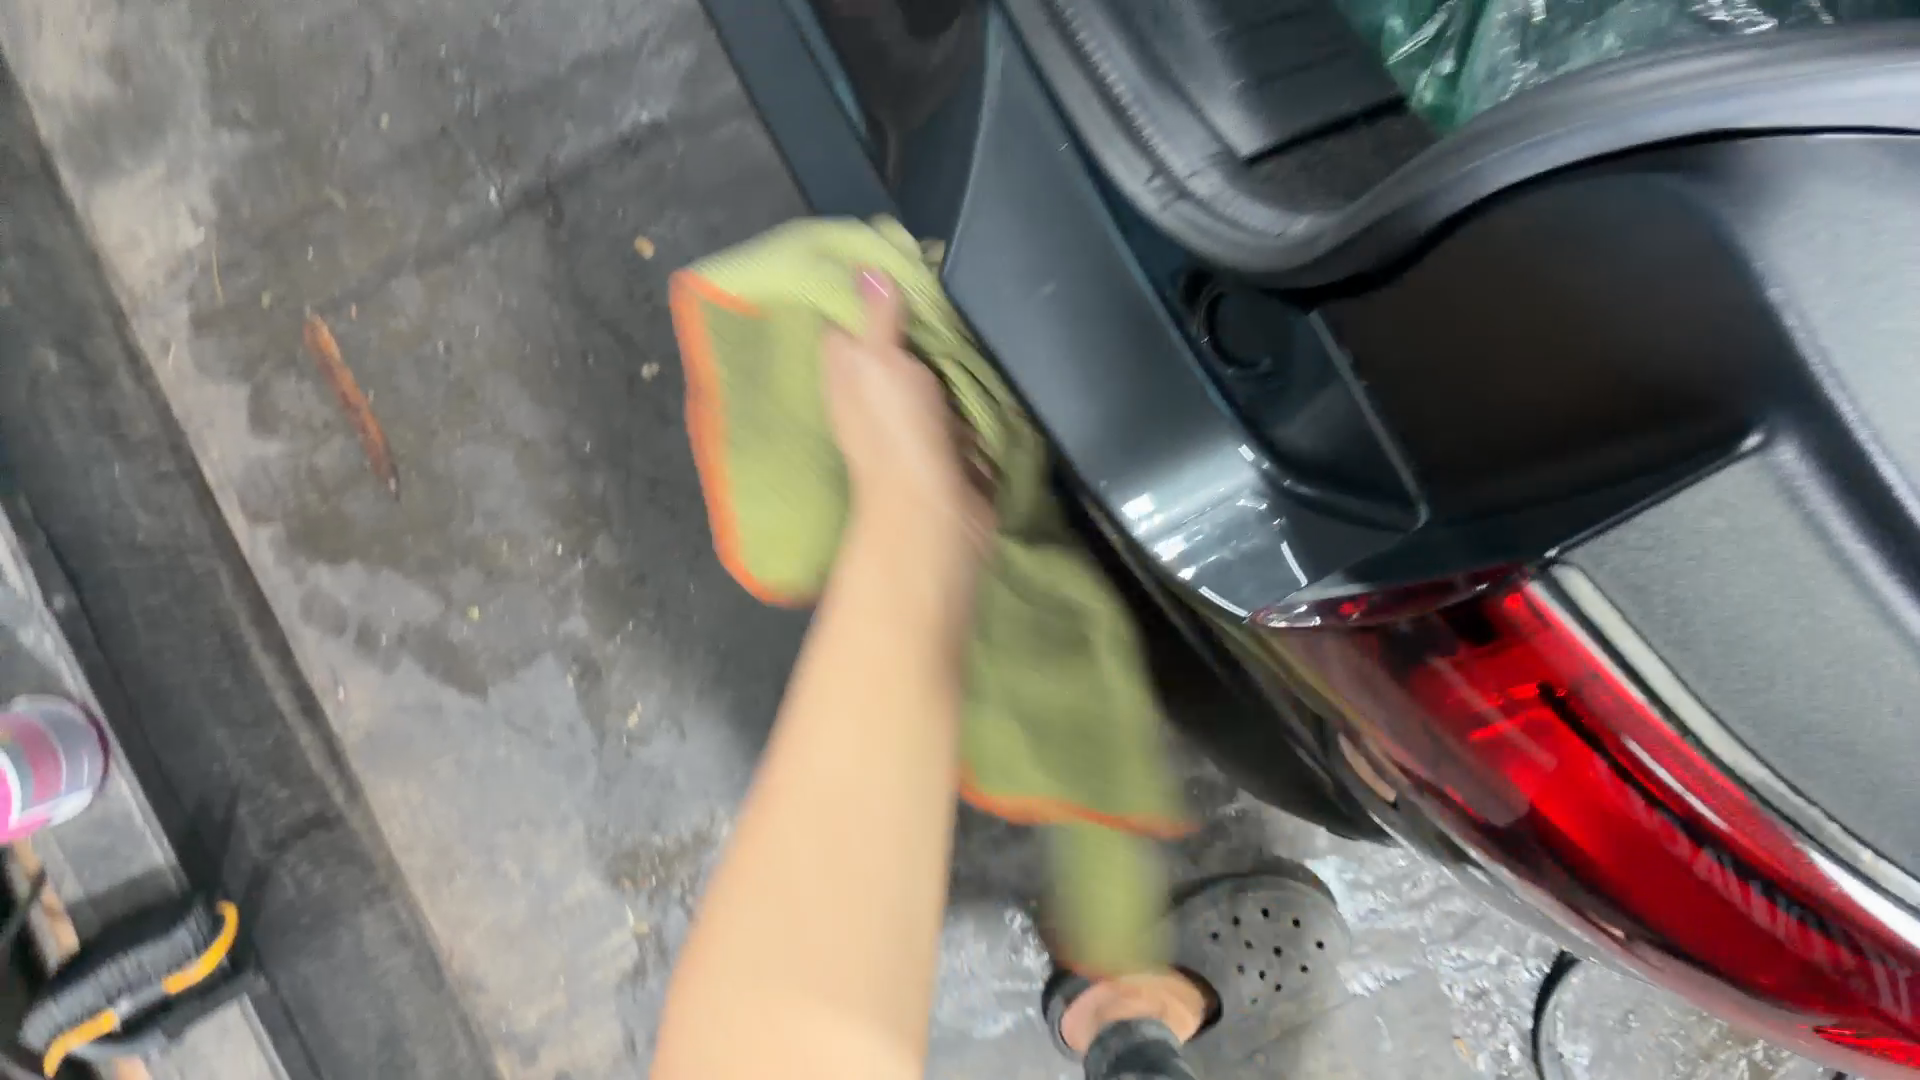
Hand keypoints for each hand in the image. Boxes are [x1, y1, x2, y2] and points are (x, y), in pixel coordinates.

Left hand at [823, 270, 993, 555]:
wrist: (933, 508)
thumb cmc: (898, 429)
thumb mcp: (879, 360)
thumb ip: (876, 315)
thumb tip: (866, 269)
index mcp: (845, 371)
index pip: (843, 320)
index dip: (862, 291)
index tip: (893, 260)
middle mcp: (871, 392)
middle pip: (890, 342)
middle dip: (915, 318)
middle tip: (941, 280)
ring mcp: (908, 417)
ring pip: (925, 370)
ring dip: (945, 351)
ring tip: (968, 311)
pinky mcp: (942, 438)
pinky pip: (954, 400)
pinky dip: (967, 385)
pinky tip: (983, 358)